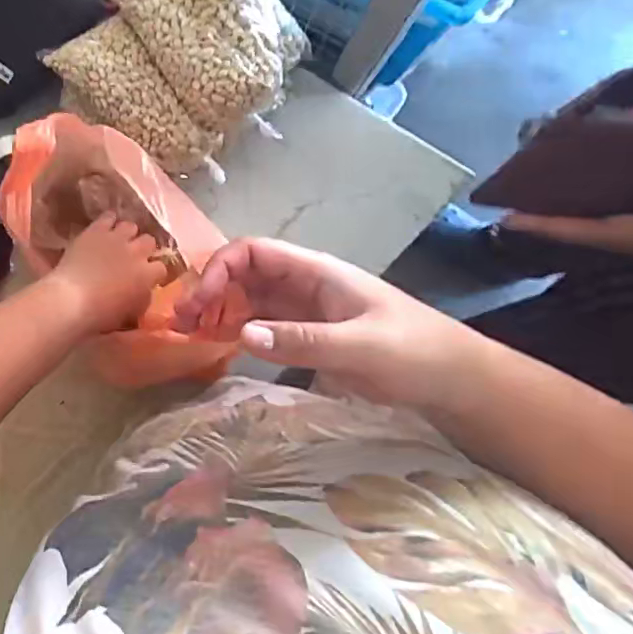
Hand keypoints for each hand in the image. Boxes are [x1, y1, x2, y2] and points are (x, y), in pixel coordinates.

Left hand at [47, 214, 168, 332]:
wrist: (71, 298)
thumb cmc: (100, 314)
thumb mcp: (129, 313)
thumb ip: (141, 299)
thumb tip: (144, 291)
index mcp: (147, 275)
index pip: (161, 268)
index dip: (154, 272)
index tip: (146, 276)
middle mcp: (136, 252)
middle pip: (149, 241)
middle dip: (143, 248)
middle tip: (133, 256)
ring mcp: (116, 238)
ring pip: (131, 226)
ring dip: (127, 233)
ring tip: (118, 240)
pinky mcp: (96, 230)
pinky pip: (108, 217)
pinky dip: (108, 221)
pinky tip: (104, 227)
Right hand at [172, 237, 495, 410]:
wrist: (453, 381)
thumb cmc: (415, 352)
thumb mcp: (363, 346)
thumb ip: (303, 340)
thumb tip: (243, 334)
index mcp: (313, 271)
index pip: (252, 252)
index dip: (220, 269)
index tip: (200, 301)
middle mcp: (300, 284)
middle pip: (240, 275)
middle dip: (207, 291)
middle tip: (180, 321)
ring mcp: (299, 310)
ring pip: (243, 300)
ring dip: (213, 311)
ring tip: (185, 333)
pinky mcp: (301, 334)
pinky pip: (256, 325)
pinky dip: (230, 331)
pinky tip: (211, 344)